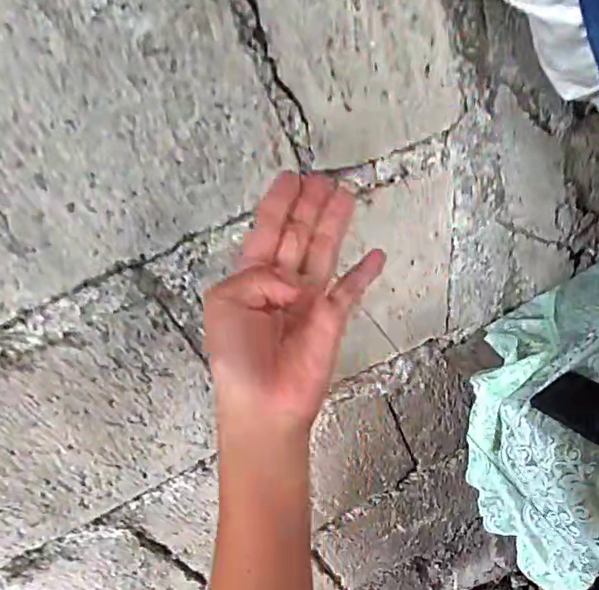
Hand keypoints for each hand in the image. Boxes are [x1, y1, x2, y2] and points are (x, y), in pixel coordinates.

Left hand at [203, 172, 386, 436]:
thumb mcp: (223, 303)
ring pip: (325, 253)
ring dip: (334, 225)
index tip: (289, 178)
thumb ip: (254, 276)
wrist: (262, 403)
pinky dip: (364, 274)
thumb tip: (293, 281)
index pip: (267, 233)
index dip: (278, 204)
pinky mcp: (332, 321)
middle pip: (299, 236)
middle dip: (310, 206)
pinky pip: (351, 290)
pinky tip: (375, 257)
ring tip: (345, 195)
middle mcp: (281, 288)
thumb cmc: (237, 362)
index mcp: (251, 281)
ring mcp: (309, 303)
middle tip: (323, 179)